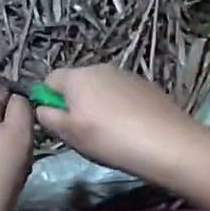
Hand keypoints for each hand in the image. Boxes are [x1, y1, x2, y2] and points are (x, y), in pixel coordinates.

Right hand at [36, 65, 209, 181]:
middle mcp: (100, 68)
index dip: (48, 99)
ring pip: (100, 88)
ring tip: (108, 134)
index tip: (58, 122)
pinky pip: (121, 94)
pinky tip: (129, 129)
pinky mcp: (146, 86)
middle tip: (82, 132)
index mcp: (77, 76)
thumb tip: (42, 108)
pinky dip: (119, 108)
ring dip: (98, 106)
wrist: (167, 142)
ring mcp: (126, 75)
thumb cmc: (109, 138)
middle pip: (77, 83)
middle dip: (74, 103)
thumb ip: (48, 117)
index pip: (50, 79)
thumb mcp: (70, 133)